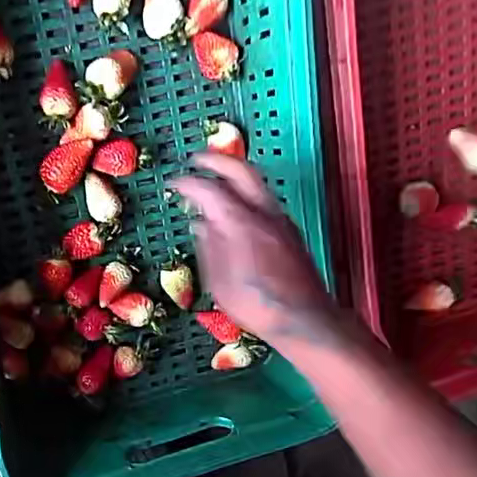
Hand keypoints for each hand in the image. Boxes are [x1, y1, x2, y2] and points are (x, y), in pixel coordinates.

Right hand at [171, 154, 346, 349]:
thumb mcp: (217, 280)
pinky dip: (244, 193)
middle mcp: (263, 213)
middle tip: (196, 159)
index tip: (173, 183)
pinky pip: (263, 199)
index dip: (188, 183)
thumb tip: (200, 224)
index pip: (210, 189)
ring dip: (233, 175)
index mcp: (240, 223)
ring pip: (256, 183)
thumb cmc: (254, 303)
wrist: (302, 317)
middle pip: (241, 170)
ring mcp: (280, 220)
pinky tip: (233, 209)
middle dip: (217, 160)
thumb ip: (208, 246)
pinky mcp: (288, 231)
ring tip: (214, 179)